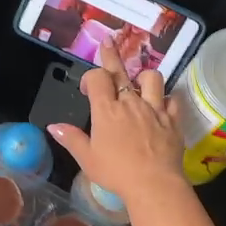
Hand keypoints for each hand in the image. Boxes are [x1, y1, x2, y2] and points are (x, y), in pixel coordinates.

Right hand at [47, 42, 186, 209]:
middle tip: (109, 42)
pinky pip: (171, 99)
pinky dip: (165, 99)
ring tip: (139, 81)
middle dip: (112, 56)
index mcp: (106, 111)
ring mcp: (154, 108)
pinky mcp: (172, 119)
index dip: (90, 78)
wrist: (152, 183)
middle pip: (120, 71)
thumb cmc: (115, 172)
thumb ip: (71, 139)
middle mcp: (130, 102)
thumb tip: (53, 127)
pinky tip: (162, 104)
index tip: (87, 88)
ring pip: (151, 78)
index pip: (97, 79)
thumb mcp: (87, 159)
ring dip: (143, 77)